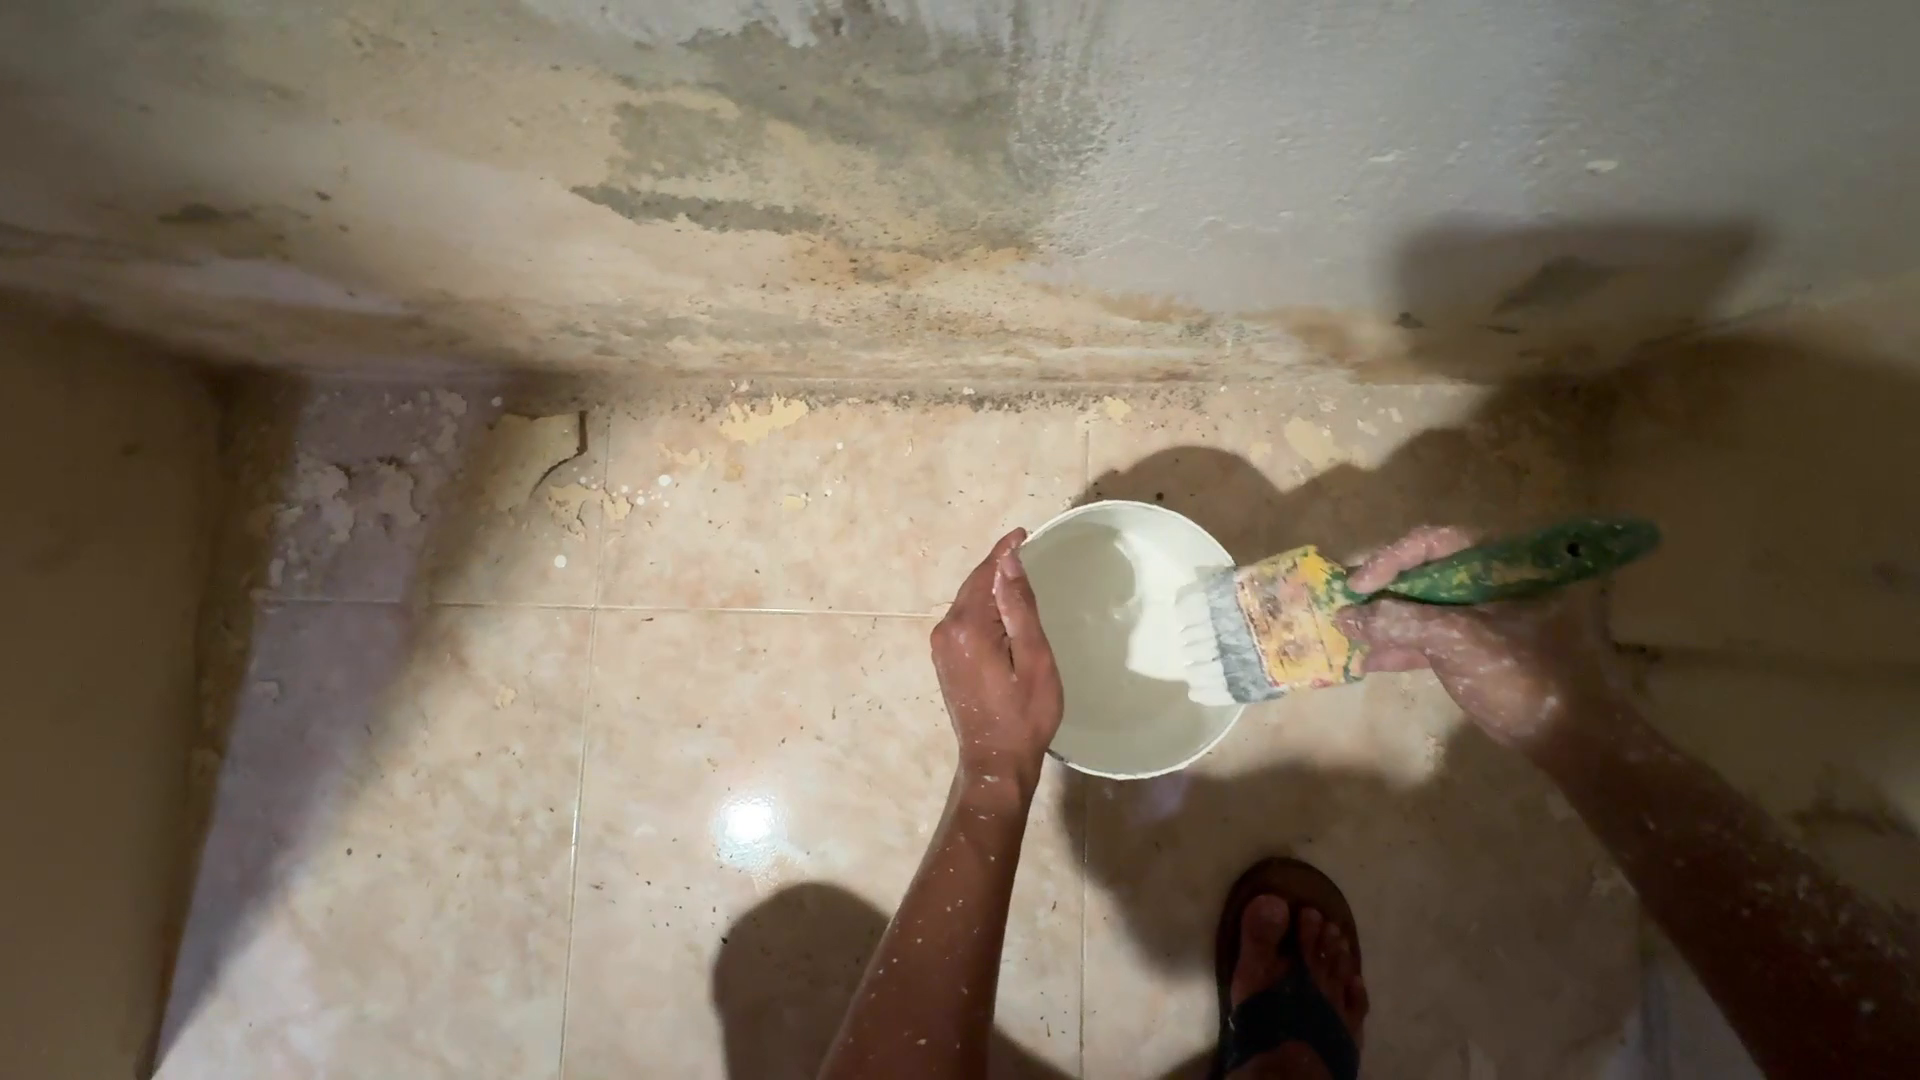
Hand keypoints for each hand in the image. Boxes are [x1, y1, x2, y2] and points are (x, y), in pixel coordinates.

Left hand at [930, 529, 1064, 782]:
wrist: (995, 761)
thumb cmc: (1024, 714)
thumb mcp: (1034, 658)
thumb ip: (1019, 607)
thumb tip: (1008, 561)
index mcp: (968, 627)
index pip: (985, 574)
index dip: (1004, 551)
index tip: (1024, 532)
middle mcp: (946, 631)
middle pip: (973, 586)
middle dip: (997, 567)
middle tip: (1026, 550)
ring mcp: (941, 647)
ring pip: (967, 603)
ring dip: (990, 588)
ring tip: (1019, 576)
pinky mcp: (944, 660)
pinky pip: (964, 621)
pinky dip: (983, 608)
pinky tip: (1002, 611)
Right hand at [1333, 526, 1636, 751]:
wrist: (1577, 743)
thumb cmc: (1527, 678)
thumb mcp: (1458, 642)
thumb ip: (1399, 622)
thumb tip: (1344, 615)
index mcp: (1507, 566)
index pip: (1435, 542)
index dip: (1390, 561)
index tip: (1357, 588)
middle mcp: (1497, 584)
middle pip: (1426, 573)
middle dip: (1383, 592)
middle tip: (1348, 606)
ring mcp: (1489, 618)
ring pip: (1425, 607)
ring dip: (1387, 621)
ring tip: (1350, 634)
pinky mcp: (1481, 649)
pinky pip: (1433, 636)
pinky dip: (1403, 646)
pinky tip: (1371, 661)